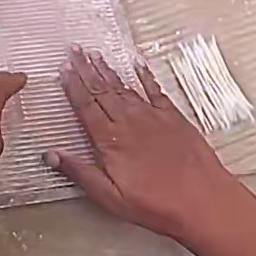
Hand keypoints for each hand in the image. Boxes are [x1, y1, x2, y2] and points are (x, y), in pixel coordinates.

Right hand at [48, 48, 254, 244]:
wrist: (204, 202)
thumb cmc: (157, 204)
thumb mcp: (110, 196)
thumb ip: (79, 172)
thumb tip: (51, 155)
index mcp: (111, 140)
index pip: (85, 105)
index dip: (72, 85)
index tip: (63, 69)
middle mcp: (129, 122)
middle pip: (101, 89)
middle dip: (85, 68)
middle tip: (74, 51)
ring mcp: (153, 117)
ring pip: (124, 87)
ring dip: (108, 70)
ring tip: (95, 55)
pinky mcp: (173, 119)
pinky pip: (155, 91)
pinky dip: (144, 76)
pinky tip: (137, 65)